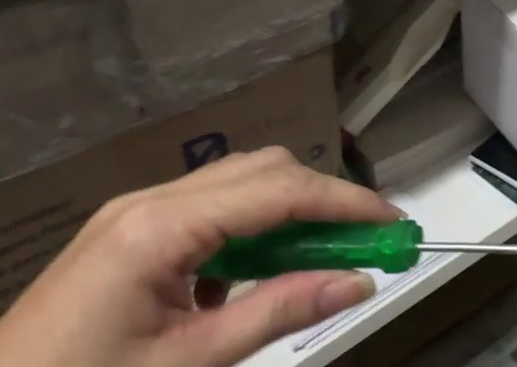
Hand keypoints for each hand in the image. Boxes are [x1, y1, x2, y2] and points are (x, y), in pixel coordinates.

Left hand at [0, 146, 401, 366]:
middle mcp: (149, 199)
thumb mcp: (186, 364)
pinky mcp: (122, 233)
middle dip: (321, 197)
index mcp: (161, 225)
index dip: (347, 201)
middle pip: (263, 169)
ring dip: (286, 210)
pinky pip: (205, 208)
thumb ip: (277, 311)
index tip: (394, 222)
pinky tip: (251, 276)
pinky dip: (246, 228)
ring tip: (321, 254)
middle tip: (363, 241)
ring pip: (236, 182)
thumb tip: (360, 282)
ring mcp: (131, 211)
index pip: (281, 190)